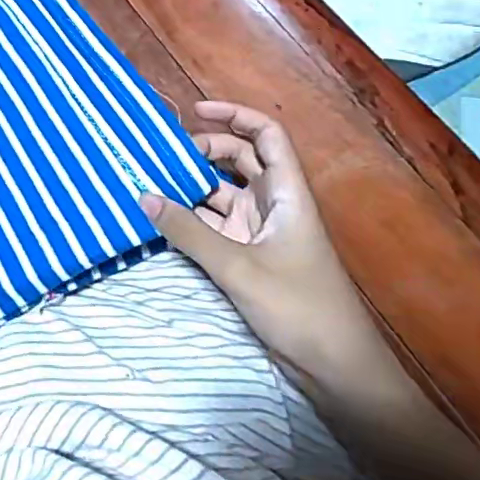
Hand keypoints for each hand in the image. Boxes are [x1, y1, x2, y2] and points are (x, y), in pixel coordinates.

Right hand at [140, 101, 391, 389]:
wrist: (336, 368)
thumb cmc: (299, 306)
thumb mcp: (238, 266)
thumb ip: (189, 233)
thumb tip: (143, 196)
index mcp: (287, 190)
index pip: (266, 134)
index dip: (235, 115)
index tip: (196, 111)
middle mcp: (275, 202)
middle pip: (241, 159)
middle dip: (205, 151)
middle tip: (164, 157)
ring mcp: (263, 230)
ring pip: (226, 194)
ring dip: (195, 187)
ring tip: (154, 183)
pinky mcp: (252, 257)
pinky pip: (219, 226)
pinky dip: (195, 220)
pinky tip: (166, 220)